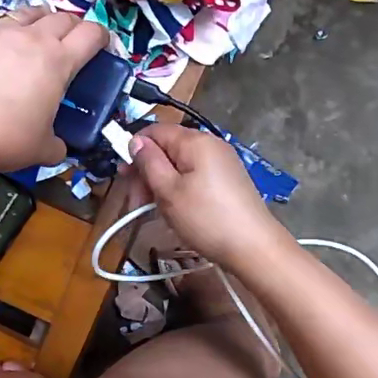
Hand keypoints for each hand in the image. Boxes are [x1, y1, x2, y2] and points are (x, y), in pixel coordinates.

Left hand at [0, 6, 108, 171]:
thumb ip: (56, 142)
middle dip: (73, 26)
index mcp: (58, 61)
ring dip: (39, 19)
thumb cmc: (4, 139)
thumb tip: (56, 147)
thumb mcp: (43, 148)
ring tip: (37, 33)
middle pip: (61, 17)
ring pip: (25, 11)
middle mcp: (29, 38)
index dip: (102, 37)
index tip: (102, 44)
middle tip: (73, 41)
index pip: (91, 34)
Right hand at [127, 123, 290, 270]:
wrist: (253, 247)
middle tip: (137, 204)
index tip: (124, 179)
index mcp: (196, 141)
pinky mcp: (229, 181)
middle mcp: (211, 145)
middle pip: (168, 149)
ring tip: (156, 213)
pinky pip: (196, 177)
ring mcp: (223, 163)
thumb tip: (136, 141)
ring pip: (181, 166)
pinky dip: (181, 191)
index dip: (135, 151)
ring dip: (162, 185)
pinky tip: (178, 212)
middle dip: (147, 173)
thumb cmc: (206, 218)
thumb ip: (149, 162)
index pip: (155, 131)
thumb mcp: (169, 191)